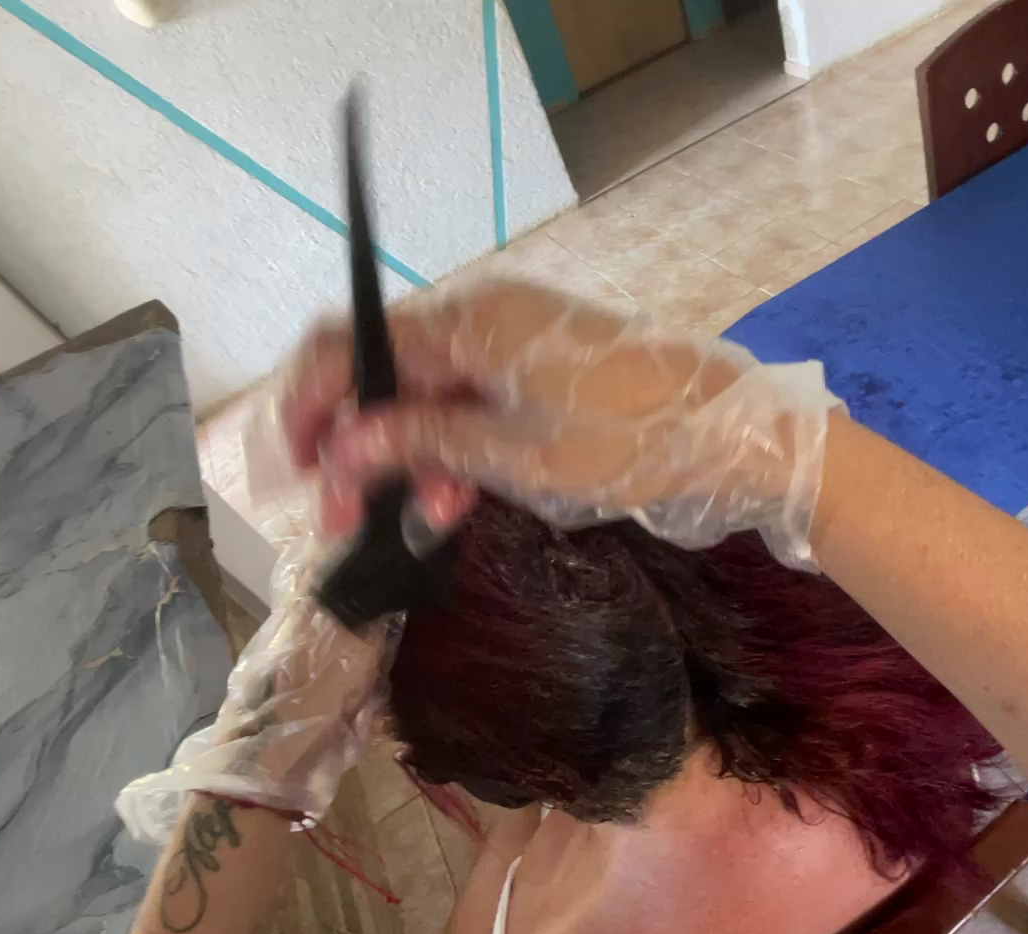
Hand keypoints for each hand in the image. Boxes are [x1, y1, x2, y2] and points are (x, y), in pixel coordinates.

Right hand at [282, 280, 840, 567]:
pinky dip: (459, 451)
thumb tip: (344, 446)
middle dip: (361, 444)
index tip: (297, 471)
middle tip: (346, 517)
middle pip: (391, 375)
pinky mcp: (542, 374)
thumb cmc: (628, 442)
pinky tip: (455, 498)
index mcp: (471, 323)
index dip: (314, 406)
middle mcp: (485, 320)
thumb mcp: (517, 455)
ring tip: (418, 519)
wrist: (730, 435)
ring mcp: (516, 347)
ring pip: (434, 399)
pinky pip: (477, 407)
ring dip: (413, 458)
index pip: (356, 347)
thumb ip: (424, 444)